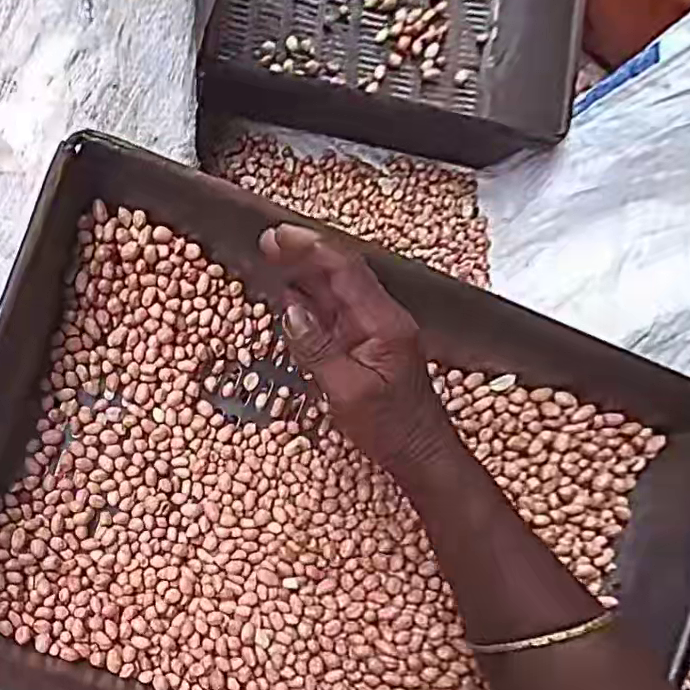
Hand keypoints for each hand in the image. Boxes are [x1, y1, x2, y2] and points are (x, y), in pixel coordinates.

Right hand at [259, 224, 455, 476]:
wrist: (420, 451)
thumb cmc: (389, 428)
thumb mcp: (346, 391)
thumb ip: (317, 349)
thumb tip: (290, 311)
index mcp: (383, 323)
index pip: (345, 271)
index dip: (310, 248)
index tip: (278, 237)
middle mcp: (382, 320)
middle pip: (341, 274)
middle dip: (304, 254)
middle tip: (269, 243)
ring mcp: (376, 332)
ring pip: (338, 293)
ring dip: (306, 275)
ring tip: (273, 262)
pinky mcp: (367, 347)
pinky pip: (336, 316)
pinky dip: (311, 303)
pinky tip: (292, 299)